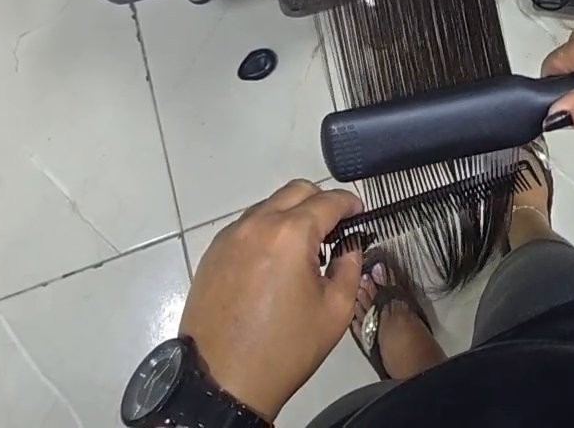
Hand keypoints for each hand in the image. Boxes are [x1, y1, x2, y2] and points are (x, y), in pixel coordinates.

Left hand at [181, 180, 364, 420]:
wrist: (221, 383)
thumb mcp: (334, 311)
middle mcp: (258, 223)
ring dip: (291, 215)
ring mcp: (231, 235)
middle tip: (333, 229)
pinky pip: (247, 225)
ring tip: (300, 250)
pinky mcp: (213, 252)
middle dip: (321, 201)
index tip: (360, 214)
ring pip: (270, 205)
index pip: (329, 200)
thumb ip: (350, 266)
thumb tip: (350, 244)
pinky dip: (266, 231)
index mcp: (291, 234)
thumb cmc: (284, 349)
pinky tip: (272, 263)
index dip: (350, 203)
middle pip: (297, 190)